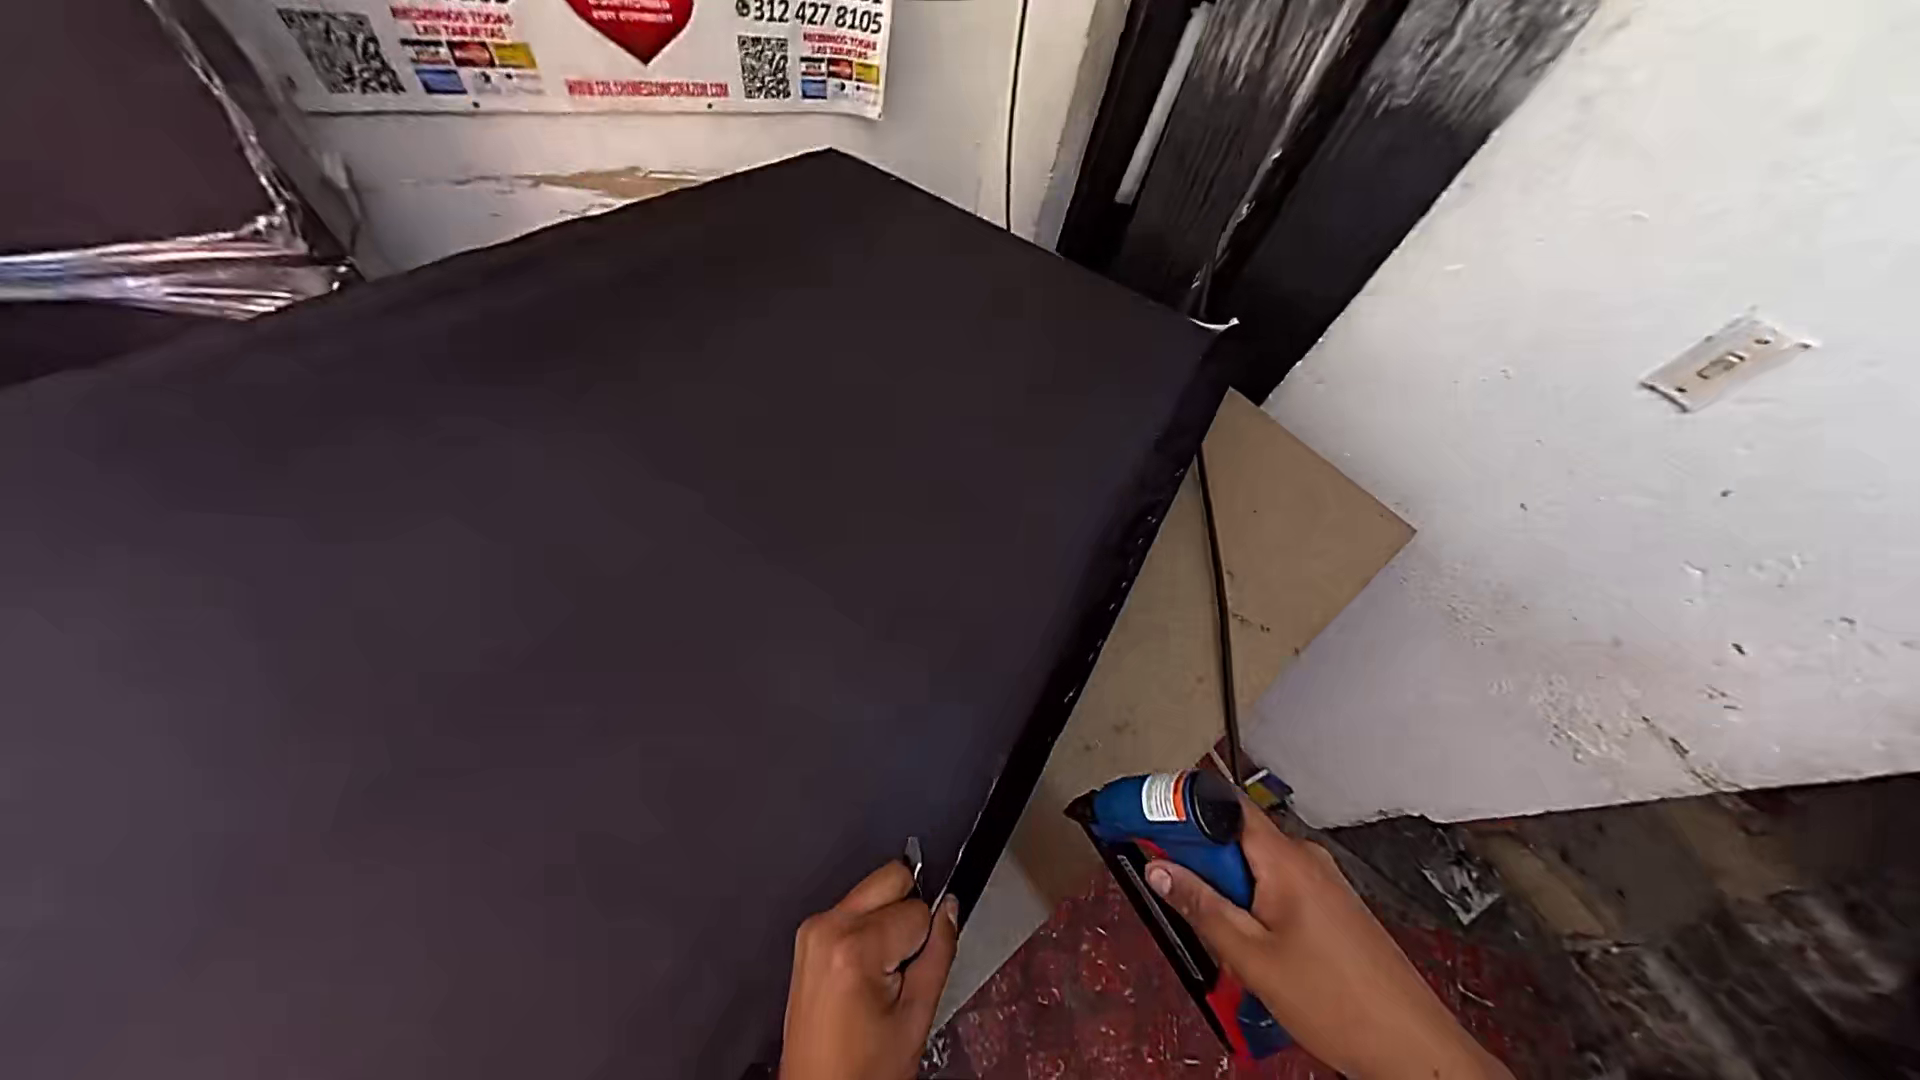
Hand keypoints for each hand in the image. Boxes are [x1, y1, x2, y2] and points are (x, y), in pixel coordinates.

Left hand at [780, 861, 959, 1079]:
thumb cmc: (862, 1072)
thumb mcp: (916, 1017)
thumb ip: (940, 952)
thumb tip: (951, 906)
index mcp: (855, 947)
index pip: (918, 909)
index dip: (926, 940)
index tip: (913, 973)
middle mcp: (828, 927)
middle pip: (893, 876)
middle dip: (907, 912)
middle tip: (902, 962)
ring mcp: (813, 929)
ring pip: (874, 888)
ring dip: (887, 919)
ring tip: (881, 970)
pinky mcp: (808, 935)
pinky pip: (854, 907)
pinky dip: (868, 927)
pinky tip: (864, 968)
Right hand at [1145, 800, 1512, 1079]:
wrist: (1416, 1054)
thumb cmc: (1342, 1006)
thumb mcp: (1252, 957)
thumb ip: (1200, 906)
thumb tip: (1159, 870)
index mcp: (1286, 859)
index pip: (1222, 804)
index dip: (1180, 808)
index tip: (1148, 822)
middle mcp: (1305, 858)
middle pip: (1233, 838)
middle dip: (1203, 866)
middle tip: (1185, 900)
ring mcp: (1320, 881)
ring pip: (1252, 866)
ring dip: (1227, 892)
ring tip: (1229, 941)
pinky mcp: (1328, 904)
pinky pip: (1274, 886)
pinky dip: (1252, 905)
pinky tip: (1255, 948)